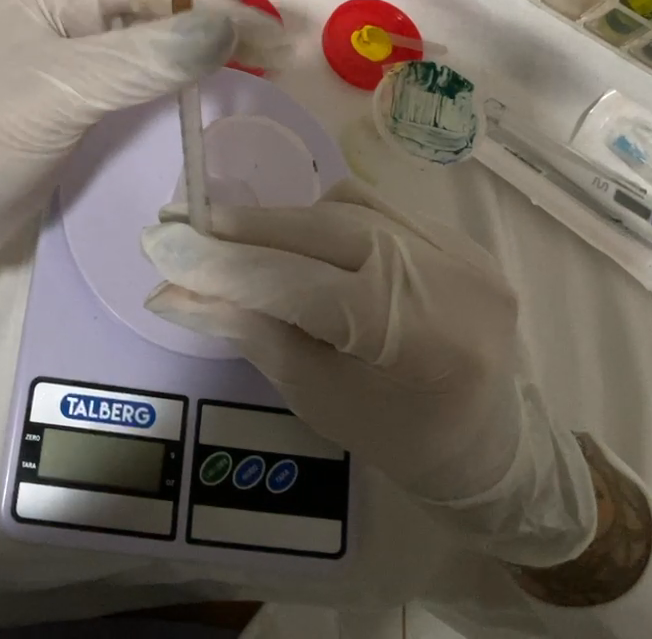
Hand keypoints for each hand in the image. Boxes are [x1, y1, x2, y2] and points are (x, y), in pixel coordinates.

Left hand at [0, 0, 338, 330]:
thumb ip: (146, 55)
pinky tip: (230, 71)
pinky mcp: (82, 101)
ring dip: (222, 34)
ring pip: (163, 32)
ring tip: (285, 44)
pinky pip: (150, 72)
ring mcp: (75, 57)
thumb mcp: (60, 90)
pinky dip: (193, 71)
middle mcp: (66, 11)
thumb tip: (229, 22)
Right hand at [141, 178, 596, 566]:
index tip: (158, 242)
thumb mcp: (311, 392)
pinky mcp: (462, 237)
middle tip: (183, 226)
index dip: (219, 259)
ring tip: (241, 241)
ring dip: (284, 220)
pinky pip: (378, 207)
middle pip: (318, 228)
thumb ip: (243, 327)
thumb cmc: (395, 438)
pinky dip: (327, 218)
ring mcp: (460, 250)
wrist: (493, 445)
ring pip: (345, 206)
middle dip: (243, 227)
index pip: (293, 281)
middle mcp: (443, 277)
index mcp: (409, 338)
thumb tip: (168, 291)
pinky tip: (303, 241)